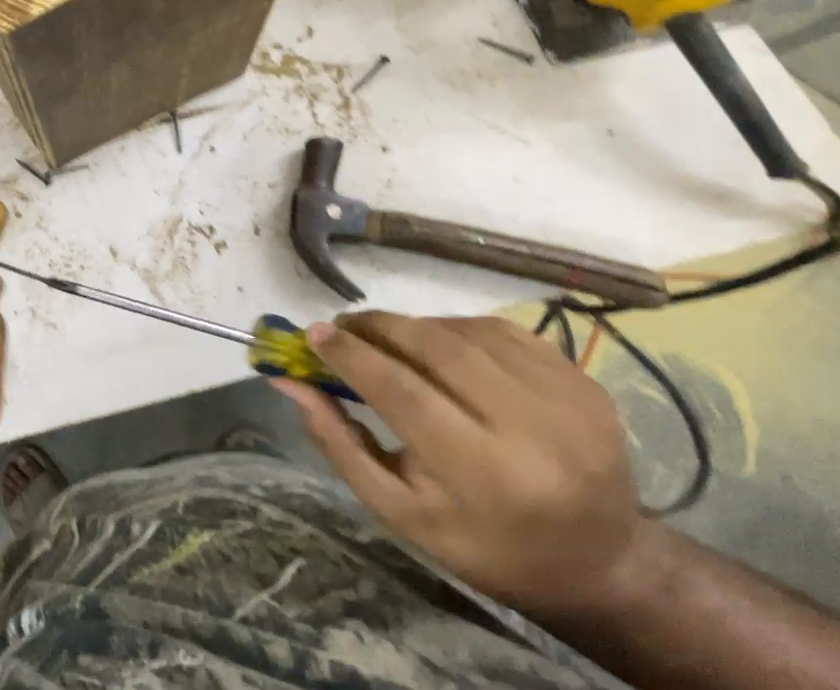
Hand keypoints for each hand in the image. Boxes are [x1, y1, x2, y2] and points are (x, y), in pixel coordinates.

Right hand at [271, 312, 653, 617]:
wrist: (596, 560)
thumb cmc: (479, 541)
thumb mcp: (395, 507)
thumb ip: (339, 441)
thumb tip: (290, 382)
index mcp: (482, 473)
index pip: (402, 391)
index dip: (351, 356)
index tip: (313, 334)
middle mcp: (532, 430)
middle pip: (437, 350)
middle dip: (378, 328)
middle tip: (342, 327)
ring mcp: (568, 402)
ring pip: (469, 333)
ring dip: (414, 326)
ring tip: (385, 337)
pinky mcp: (586, 384)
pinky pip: (506, 333)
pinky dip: (458, 328)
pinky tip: (438, 343)